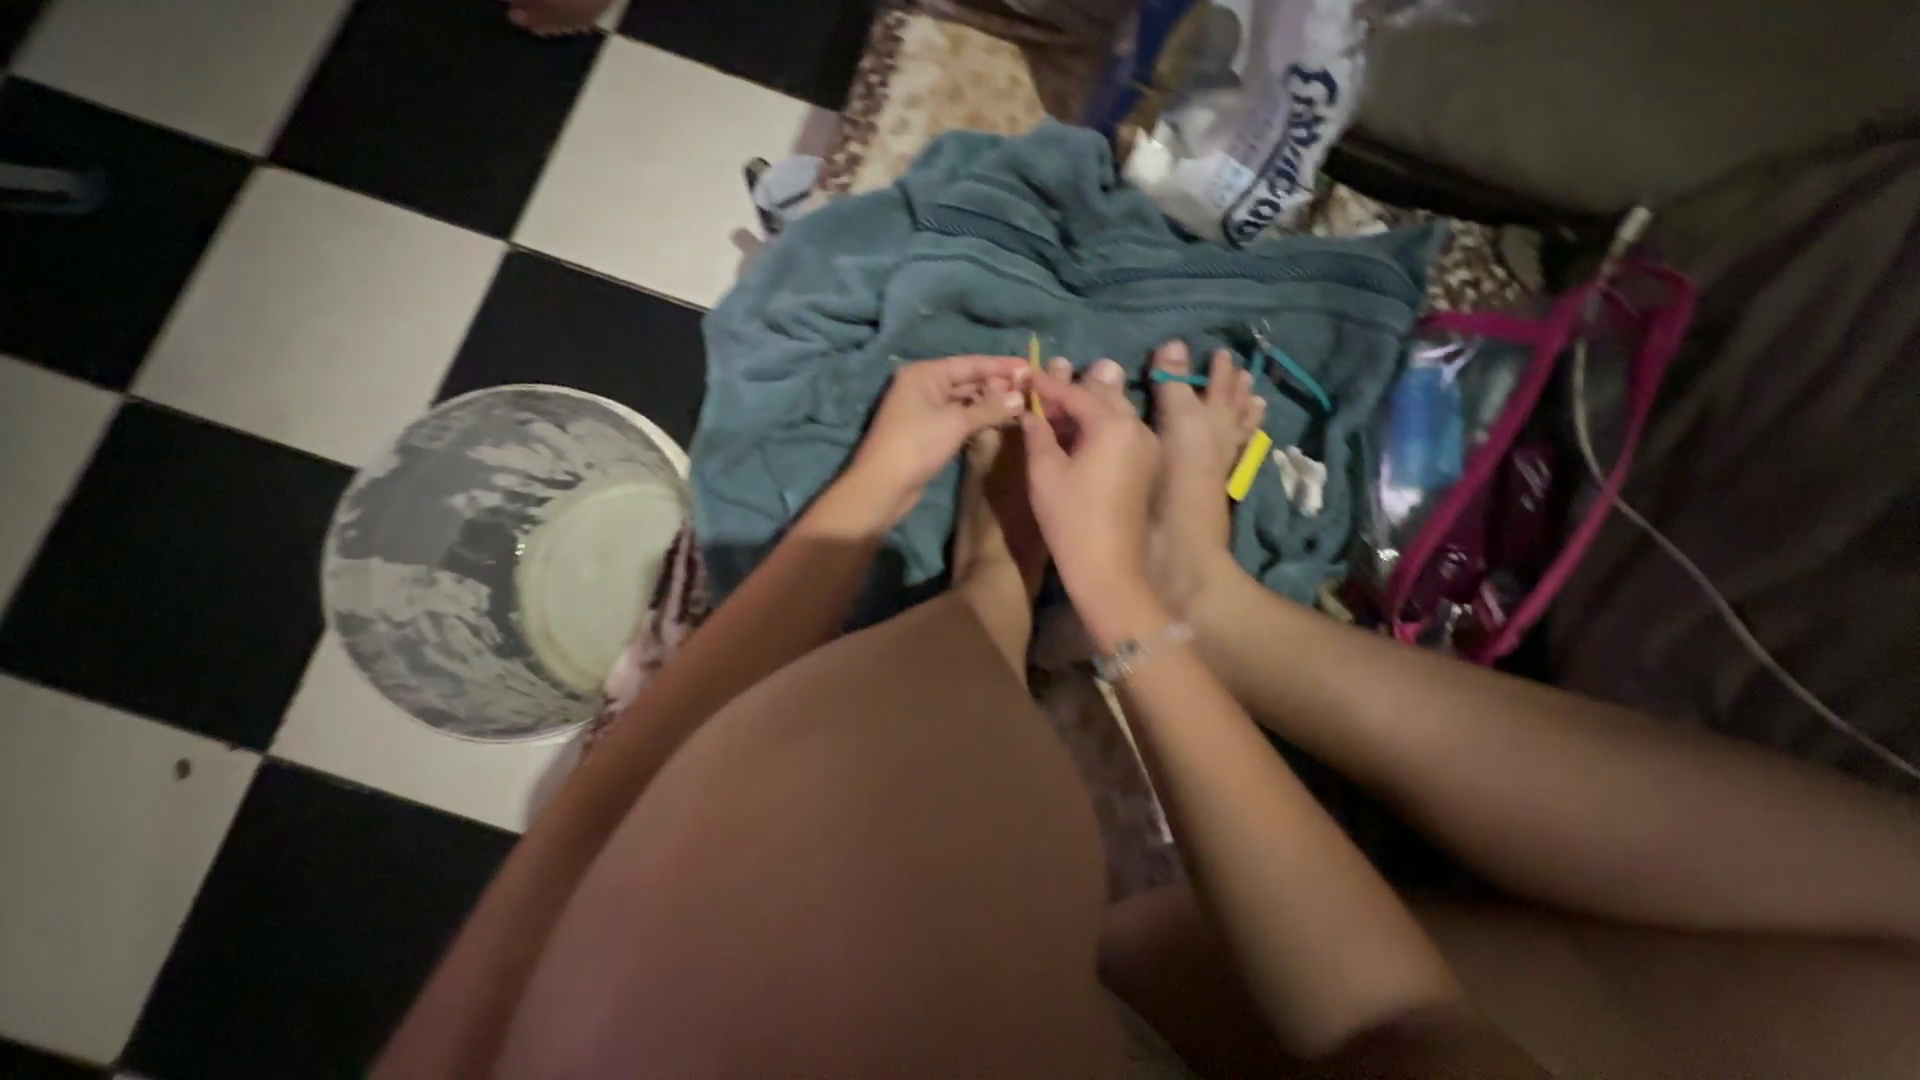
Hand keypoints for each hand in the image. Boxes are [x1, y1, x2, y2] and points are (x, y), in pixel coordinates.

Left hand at [845, 355, 1030, 520]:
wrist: (883, 485)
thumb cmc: (917, 444)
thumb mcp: (956, 422)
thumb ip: (990, 408)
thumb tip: (1020, 398)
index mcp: (925, 373)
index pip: (970, 363)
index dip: (1001, 366)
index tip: (1029, 367)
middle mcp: (923, 386)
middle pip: (967, 380)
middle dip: (997, 385)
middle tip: (1029, 390)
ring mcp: (923, 409)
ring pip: (963, 401)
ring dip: (989, 403)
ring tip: (1020, 406)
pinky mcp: (927, 431)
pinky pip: (957, 418)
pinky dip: (977, 419)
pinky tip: (999, 422)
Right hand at [1020, 359, 1160, 598]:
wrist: (1108, 568)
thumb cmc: (1071, 519)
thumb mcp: (1044, 472)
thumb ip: (1038, 433)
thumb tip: (1032, 413)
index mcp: (1114, 424)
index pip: (1076, 393)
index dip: (1048, 387)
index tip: (1025, 379)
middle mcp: (1138, 427)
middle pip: (1102, 396)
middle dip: (1071, 394)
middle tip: (1040, 399)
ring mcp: (1149, 447)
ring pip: (1115, 413)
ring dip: (1086, 410)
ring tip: (1054, 418)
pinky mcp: (1148, 466)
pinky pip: (1123, 433)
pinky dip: (1100, 428)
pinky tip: (1075, 439)